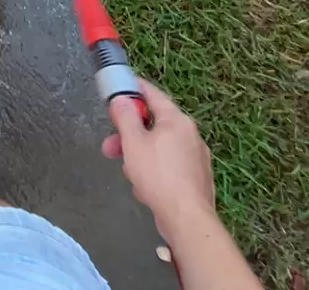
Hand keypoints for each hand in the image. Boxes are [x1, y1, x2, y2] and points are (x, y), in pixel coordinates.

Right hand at [101, 79, 216, 233]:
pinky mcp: (197, 179)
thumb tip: (122, 99)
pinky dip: (154, 169)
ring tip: (127, 170)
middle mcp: (190, 135)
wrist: (187, 220)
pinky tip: (144, 186)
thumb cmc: (158, 175)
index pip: (152, 93)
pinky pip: (169, 165)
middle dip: (129, 133)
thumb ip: (124, 116)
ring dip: (139, 153)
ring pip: (160, 147)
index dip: (132, 88)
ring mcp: (197, 158)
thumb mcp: (133, 141)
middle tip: (111, 144)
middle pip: (153, 124)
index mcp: (177, 120)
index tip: (116, 88)